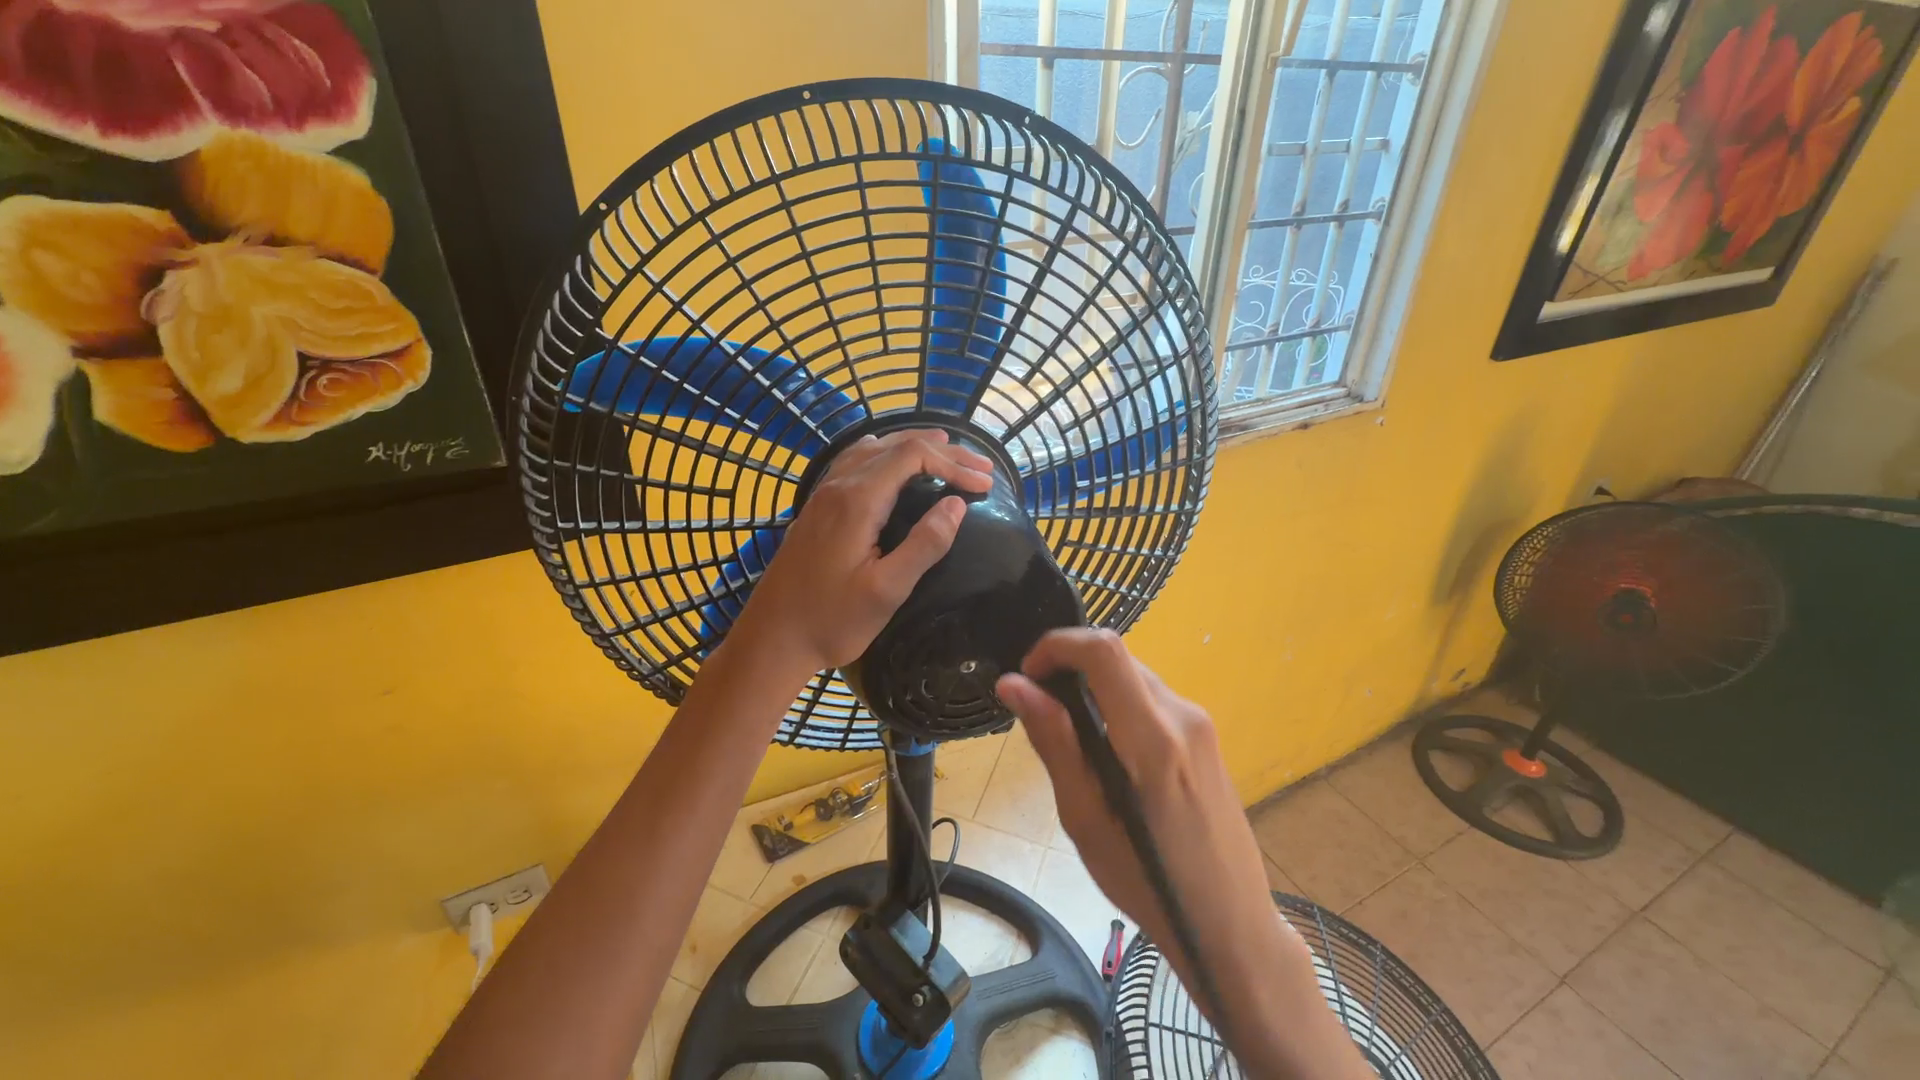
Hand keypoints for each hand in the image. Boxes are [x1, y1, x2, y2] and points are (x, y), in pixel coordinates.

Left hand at [732, 429, 993, 674]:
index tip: (986, 483)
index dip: (954, 463)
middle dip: (942, 451)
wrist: (772, 639)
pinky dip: (886, 454)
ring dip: (913, 447)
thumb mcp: (887, 590)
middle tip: (981, 466)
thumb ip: (924, 545)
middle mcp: (838, 486)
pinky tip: (892, 464)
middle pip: (895, 446)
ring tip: (947, 451)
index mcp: (857, 501)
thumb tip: (957, 505)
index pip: (912, 456)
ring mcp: (823, 495)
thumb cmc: (832, 621)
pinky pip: (856, 462)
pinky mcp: (817, 508)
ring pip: (873, 449)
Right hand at [993, 630, 1274, 982]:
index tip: (1027, 677)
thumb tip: (1013, 684)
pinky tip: (1112, 762)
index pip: (1103, 650)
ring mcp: (1201, 725)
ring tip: (1076, 750)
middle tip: (1043, 720)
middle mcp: (1182, 716)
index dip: (1056, 646)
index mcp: (1152, 737)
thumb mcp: (1085, 818)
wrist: (1229, 921)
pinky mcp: (1207, 738)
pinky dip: (1119, 710)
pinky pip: (1152, 702)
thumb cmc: (1147, 881)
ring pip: (1134, 679)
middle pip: (1118, 660)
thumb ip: (1054, 742)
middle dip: (1070, 672)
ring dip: (1095, 693)